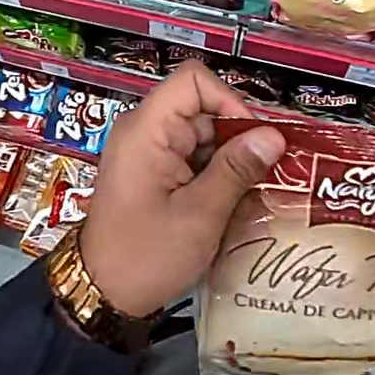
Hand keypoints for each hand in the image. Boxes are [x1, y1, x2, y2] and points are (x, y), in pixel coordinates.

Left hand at [79, 62, 285, 316]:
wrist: (100, 294)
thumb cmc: (145, 255)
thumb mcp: (200, 215)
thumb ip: (236, 170)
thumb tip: (274, 136)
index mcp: (147, 128)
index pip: (194, 80)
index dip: (229, 100)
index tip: (251, 139)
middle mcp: (145, 129)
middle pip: (202, 105)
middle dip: (236, 135)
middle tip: (263, 171)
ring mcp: (148, 148)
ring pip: (203, 132)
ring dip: (229, 157)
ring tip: (251, 190)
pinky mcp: (153, 168)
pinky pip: (193, 153)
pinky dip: (215, 171)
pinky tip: (231, 199)